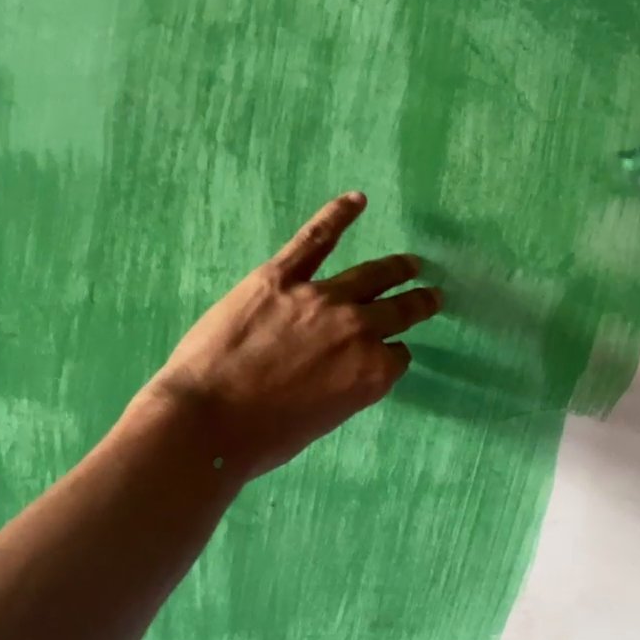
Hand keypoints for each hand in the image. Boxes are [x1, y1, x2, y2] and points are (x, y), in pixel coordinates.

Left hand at [141, 192, 441, 478]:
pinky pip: (316, 240)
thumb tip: (342, 369)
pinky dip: (338, 216)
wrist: (207, 421)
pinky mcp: (281, 276)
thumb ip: (344, 388)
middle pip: (398, 311)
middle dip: (418, 303)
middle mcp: (359, 331)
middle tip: (432, 295)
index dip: (392, 356)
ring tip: (411, 263)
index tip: (389, 355)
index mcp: (371, 374)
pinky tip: (357, 200)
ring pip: (371, 275)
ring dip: (396, 268)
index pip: (397, 357)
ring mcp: (322, 298)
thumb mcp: (322, 421)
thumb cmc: (262, 438)